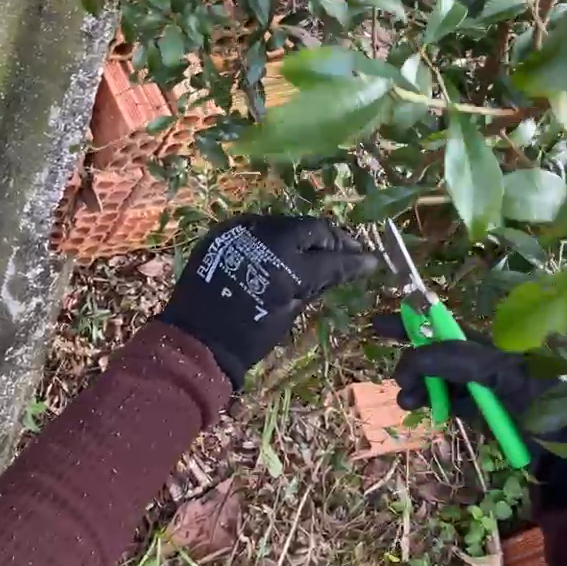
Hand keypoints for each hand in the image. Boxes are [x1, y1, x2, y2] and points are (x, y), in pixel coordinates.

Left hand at [159, 215, 380, 387]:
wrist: (196, 340)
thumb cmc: (247, 336)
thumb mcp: (288, 313)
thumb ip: (314, 285)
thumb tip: (334, 270)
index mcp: (287, 263)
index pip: (331, 256)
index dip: (354, 259)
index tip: (370, 261)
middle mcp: (266, 237)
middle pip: (310, 229)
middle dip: (332, 239)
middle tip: (349, 250)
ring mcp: (242, 231)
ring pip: (285, 225)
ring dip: (304, 235)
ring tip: (320, 248)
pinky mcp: (224, 233)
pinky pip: (258, 228)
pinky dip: (276, 237)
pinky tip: (285, 248)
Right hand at [380, 328, 566, 512]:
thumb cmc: (546, 407)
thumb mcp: (502, 375)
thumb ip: (458, 359)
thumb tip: (413, 358)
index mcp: (493, 344)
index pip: (444, 325)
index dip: (413, 320)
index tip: (380, 323)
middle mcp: (483, 360)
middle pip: (436, 349)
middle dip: (410, 354)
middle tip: (384, 360)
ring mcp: (480, 387)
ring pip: (435, 377)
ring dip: (416, 384)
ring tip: (408, 400)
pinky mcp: (478, 412)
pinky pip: (444, 400)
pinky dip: (429, 403)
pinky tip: (421, 410)